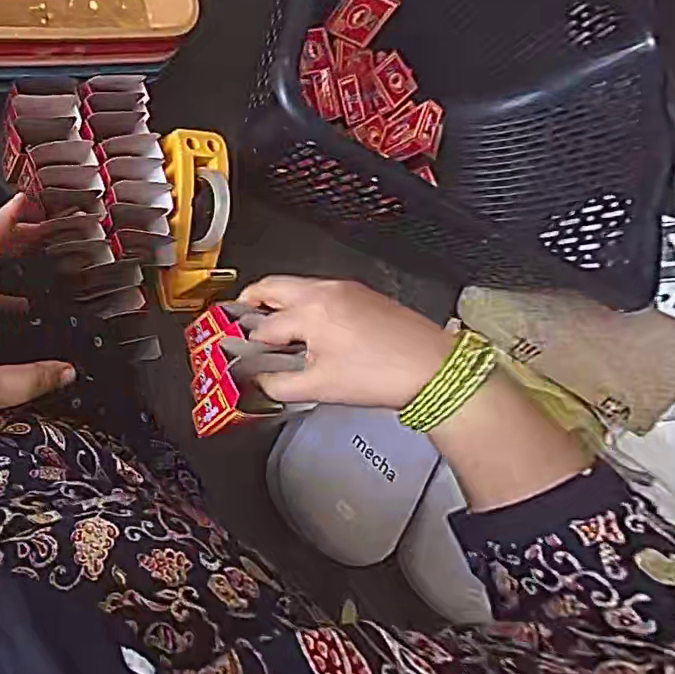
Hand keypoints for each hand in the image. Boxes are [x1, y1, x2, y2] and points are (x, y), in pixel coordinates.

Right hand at [234, 276, 453, 408]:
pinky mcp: (359, 293)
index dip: (250, 345)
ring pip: (295, 285)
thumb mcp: (321, 388)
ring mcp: (344, 288)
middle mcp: (324, 292)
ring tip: (272, 326)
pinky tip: (307, 327)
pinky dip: (302, 302)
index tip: (243, 355)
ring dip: (276, 300)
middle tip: (240, 319)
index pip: (264, 327)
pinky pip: (318, 290)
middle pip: (270, 287)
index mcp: (310, 312)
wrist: (434, 368)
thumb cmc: (385, 374)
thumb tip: (261, 382)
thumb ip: (279, 385)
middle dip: (250, 302)